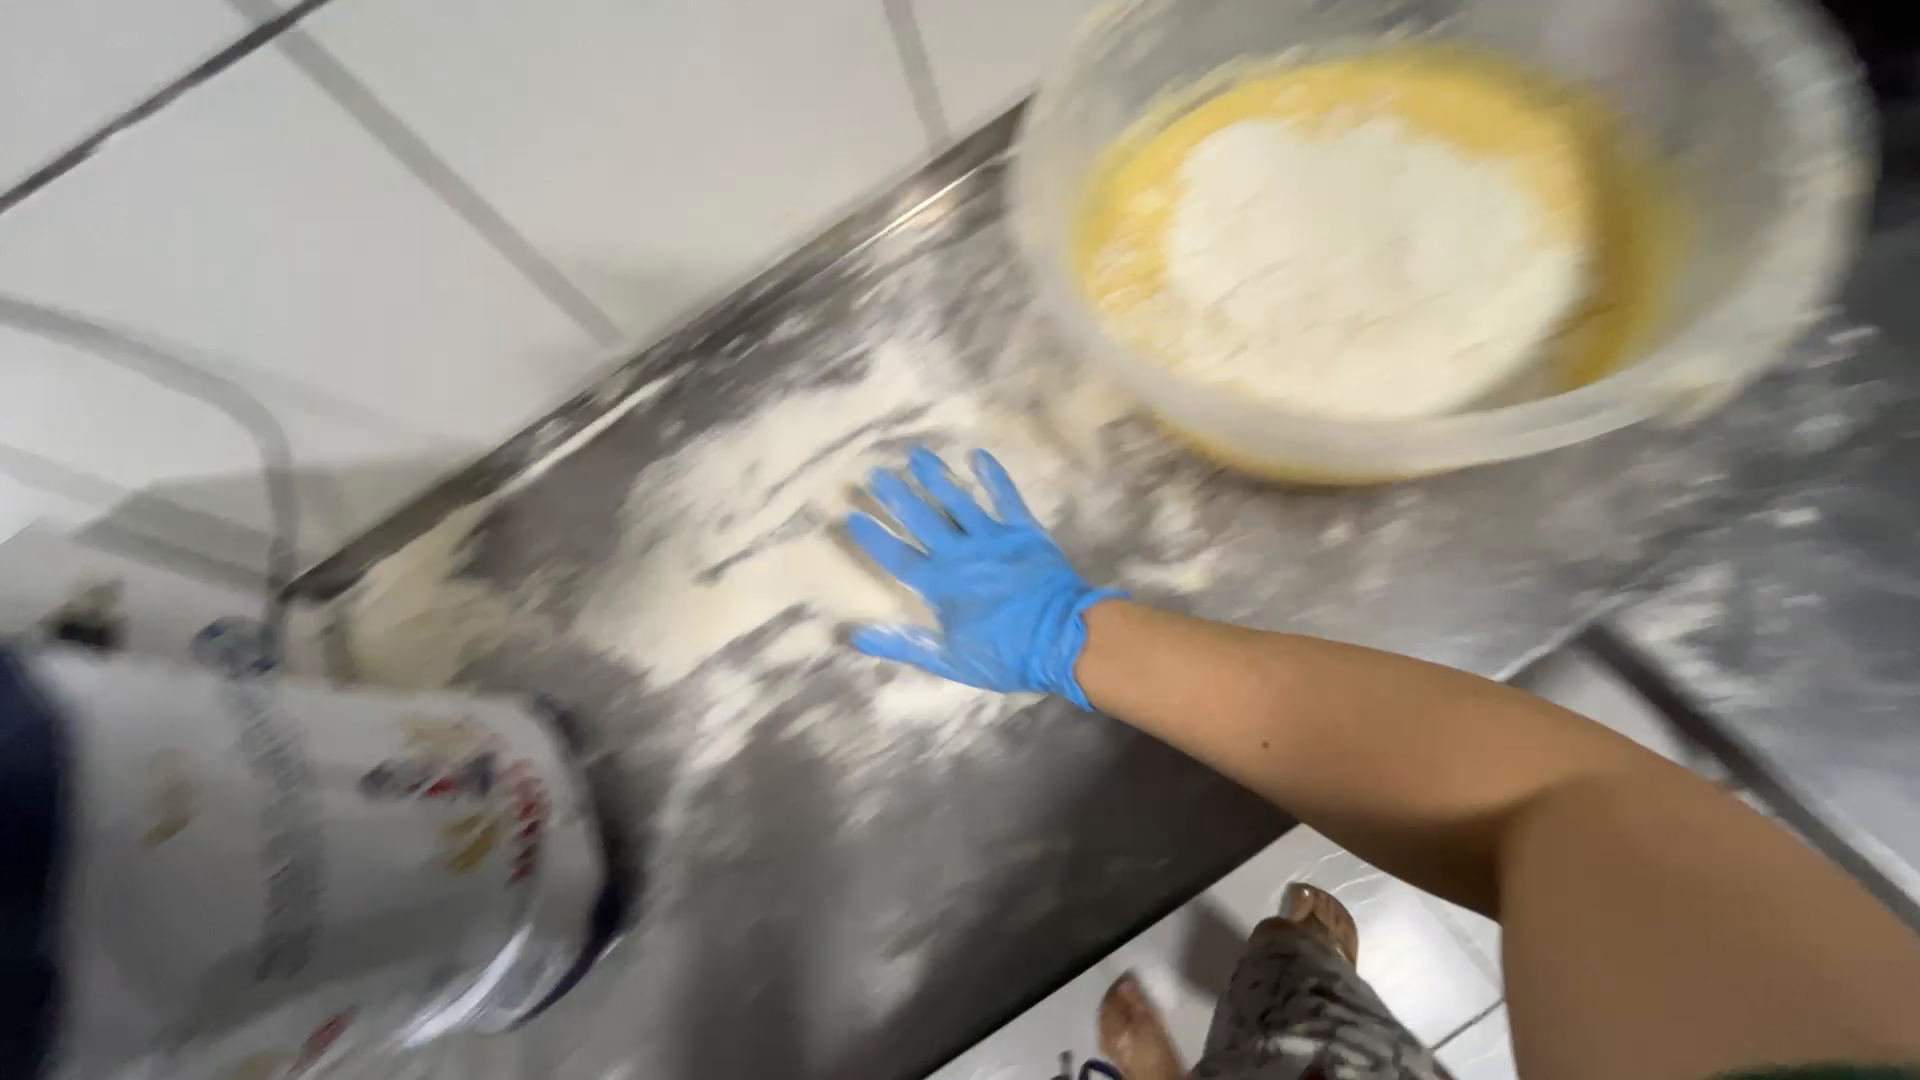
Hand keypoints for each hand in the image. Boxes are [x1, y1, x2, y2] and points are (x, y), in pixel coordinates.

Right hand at [844, 446, 1123, 708]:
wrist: (1063, 638)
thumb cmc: (1006, 654)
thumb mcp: (950, 660)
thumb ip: (904, 644)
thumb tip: (857, 636)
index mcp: (940, 585)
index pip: (897, 557)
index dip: (874, 538)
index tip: (852, 516)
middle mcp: (959, 554)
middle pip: (921, 519)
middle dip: (896, 496)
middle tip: (875, 472)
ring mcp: (992, 538)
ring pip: (956, 501)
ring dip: (935, 477)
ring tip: (916, 453)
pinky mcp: (1023, 530)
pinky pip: (1005, 497)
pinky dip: (992, 475)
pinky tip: (977, 455)